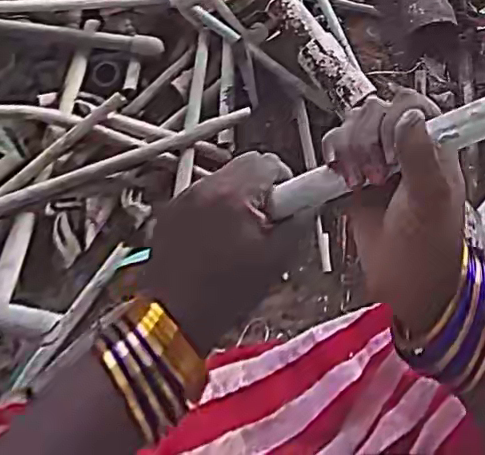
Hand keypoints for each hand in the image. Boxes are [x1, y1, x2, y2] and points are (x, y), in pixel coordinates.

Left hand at [138, 152, 301, 349]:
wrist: (173, 321)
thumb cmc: (222, 295)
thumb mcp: (275, 259)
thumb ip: (299, 222)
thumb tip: (312, 201)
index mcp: (233, 193)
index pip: (272, 162)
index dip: (289, 184)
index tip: (293, 203)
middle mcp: (206, 186)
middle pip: (249, 165)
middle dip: (264, 189)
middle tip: (269, 223)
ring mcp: (186, 196)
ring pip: (227, 179)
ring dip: (240, 198)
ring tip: (242, 237)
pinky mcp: (172, 210)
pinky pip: (205, 195)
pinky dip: (217, 208)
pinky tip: (219, 241)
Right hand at [324, 92, 465, 334]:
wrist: (408, 285)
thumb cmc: (431, 246)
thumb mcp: (431, 201)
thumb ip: (421, 156)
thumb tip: (410, 115)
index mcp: (434, 140)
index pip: (409, 104)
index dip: (393, 122)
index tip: (393, 155)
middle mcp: (405, 141)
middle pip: (375, 109)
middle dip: (367, 140)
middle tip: (378, 176)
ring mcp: (378, 154)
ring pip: (353, 122)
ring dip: (349, 149)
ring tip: (361, 181)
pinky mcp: (354, 169)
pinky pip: (336, 143)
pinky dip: (334, 155)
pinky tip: (344, 178)